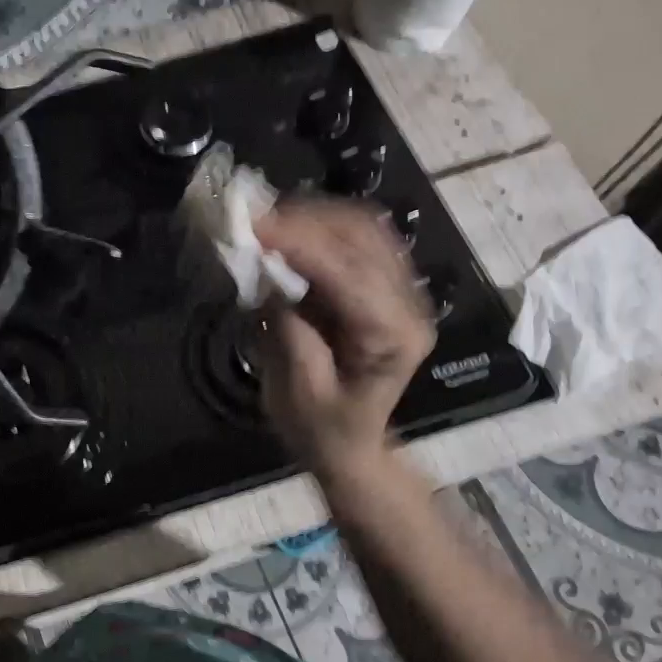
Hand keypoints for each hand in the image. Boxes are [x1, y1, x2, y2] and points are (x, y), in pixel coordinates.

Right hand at [255, 199, 434, 478]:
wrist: (349, 445)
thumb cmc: (323, 430)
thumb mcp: (299, 393)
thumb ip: (290, 333)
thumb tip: (270, 279)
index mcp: (393, 337)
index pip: (350, 274)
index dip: (303, 244)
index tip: (257, 227)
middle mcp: (409, 306)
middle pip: (364, 238)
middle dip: (307, 220)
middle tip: (252, 218)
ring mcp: (401, 292)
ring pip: (364, 229)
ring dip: (313, 217)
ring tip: (265, 219)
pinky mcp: (384, 285)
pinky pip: (357, 239)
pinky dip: (319, 226)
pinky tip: (286, 230)